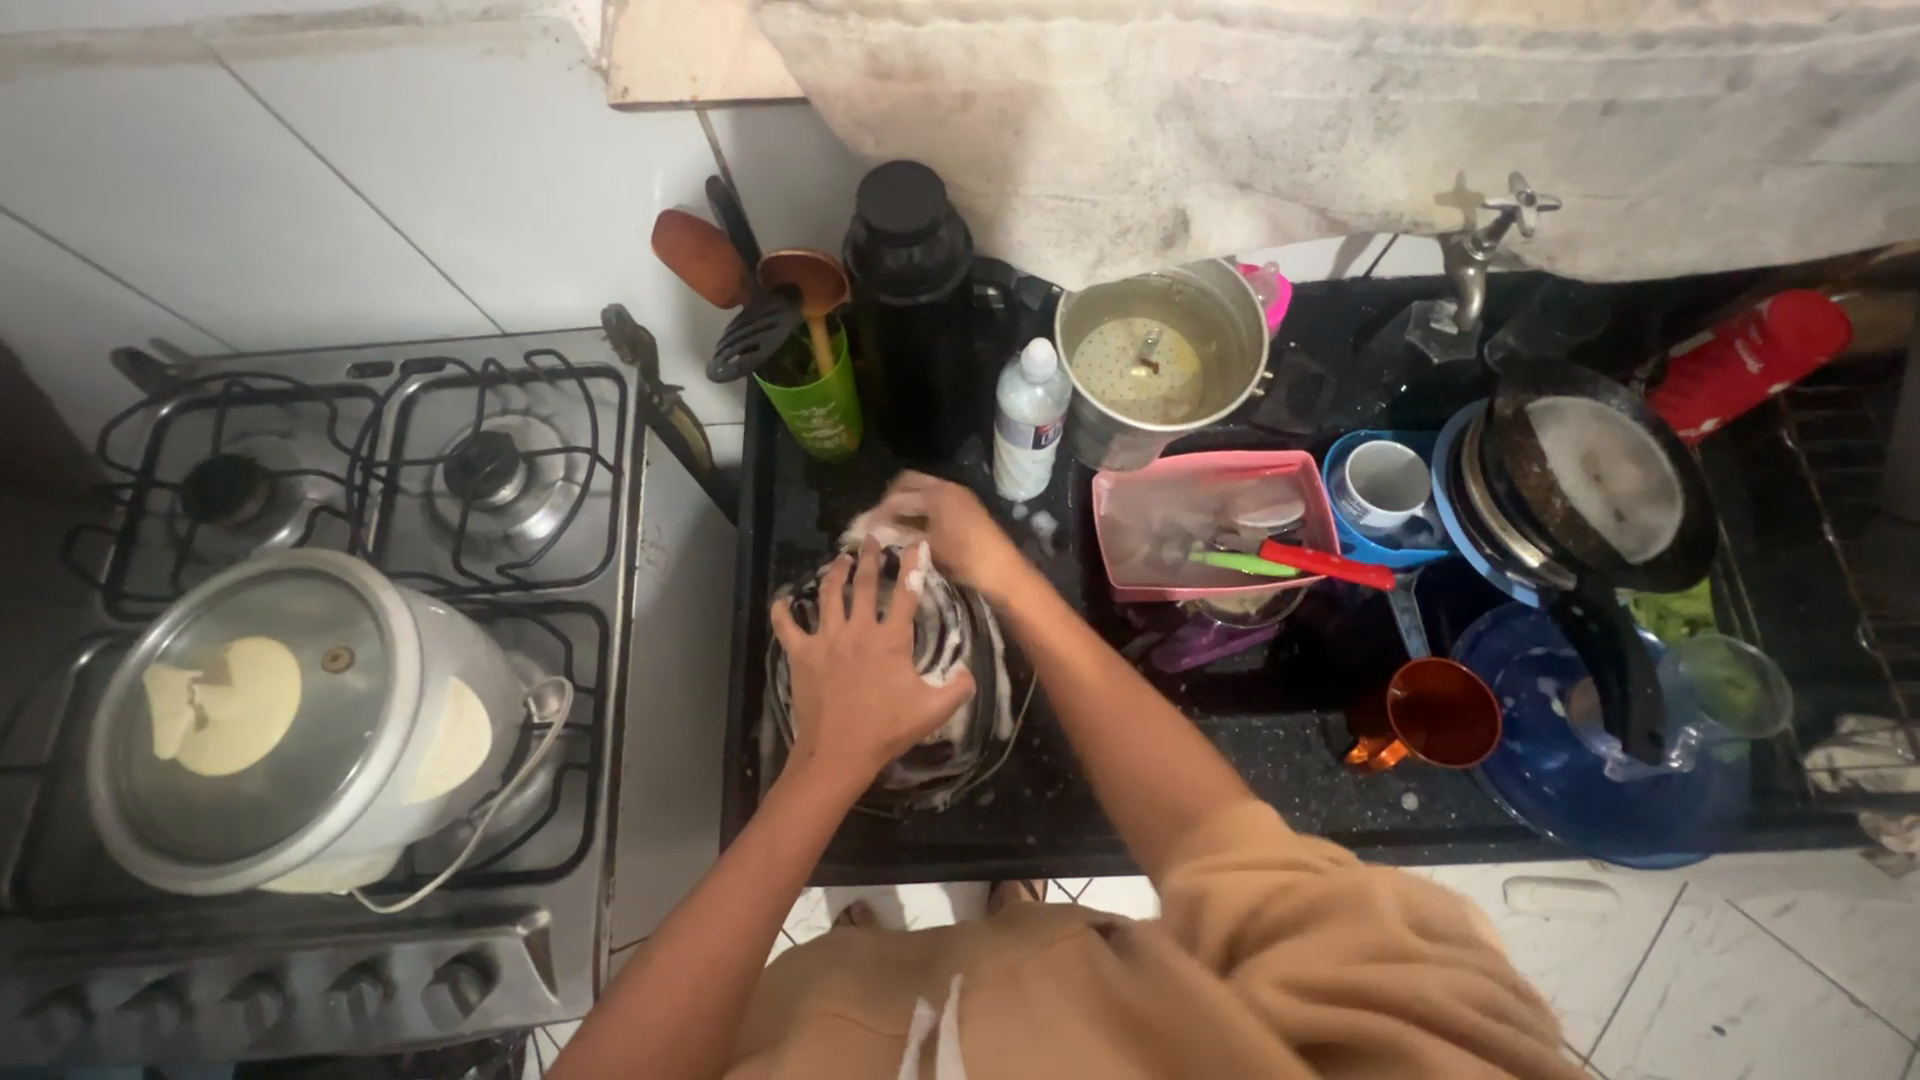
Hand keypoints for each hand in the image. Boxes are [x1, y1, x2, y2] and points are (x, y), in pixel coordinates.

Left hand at [770, 538, 976, 796]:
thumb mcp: (934, 710)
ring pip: (828, 595)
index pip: (907, 593)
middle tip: (871, 540)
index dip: (914, 566)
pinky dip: (782, 612)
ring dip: (835, 573)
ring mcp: (827, 640)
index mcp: (891, 639)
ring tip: (840, 560)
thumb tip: (968, 670)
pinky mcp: (802, 655)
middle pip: (864, 584)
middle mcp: (858, 630)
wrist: (839, 751)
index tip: (915, 545)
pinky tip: (781, 600)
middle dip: (870, 558)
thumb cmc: (887, 729)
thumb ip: (958, 687)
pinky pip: (788, 627)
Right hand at [868, 471, 1030, 597]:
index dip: (878, 512)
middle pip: (909, 482)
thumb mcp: (927, 547)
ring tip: (892, 523)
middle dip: (891, 497)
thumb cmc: (964, 558)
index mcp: (936, 494)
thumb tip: (874, 531)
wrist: (1002, 569)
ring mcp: (958, 495)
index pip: (898, 498)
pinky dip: (921, 507)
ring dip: (907, 500)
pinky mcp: (966, 505)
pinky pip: (935, 497)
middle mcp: (947, 487)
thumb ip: (900, 535)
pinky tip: (913, 526)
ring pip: (923, 488)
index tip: (864, 526)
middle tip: (878, 518)